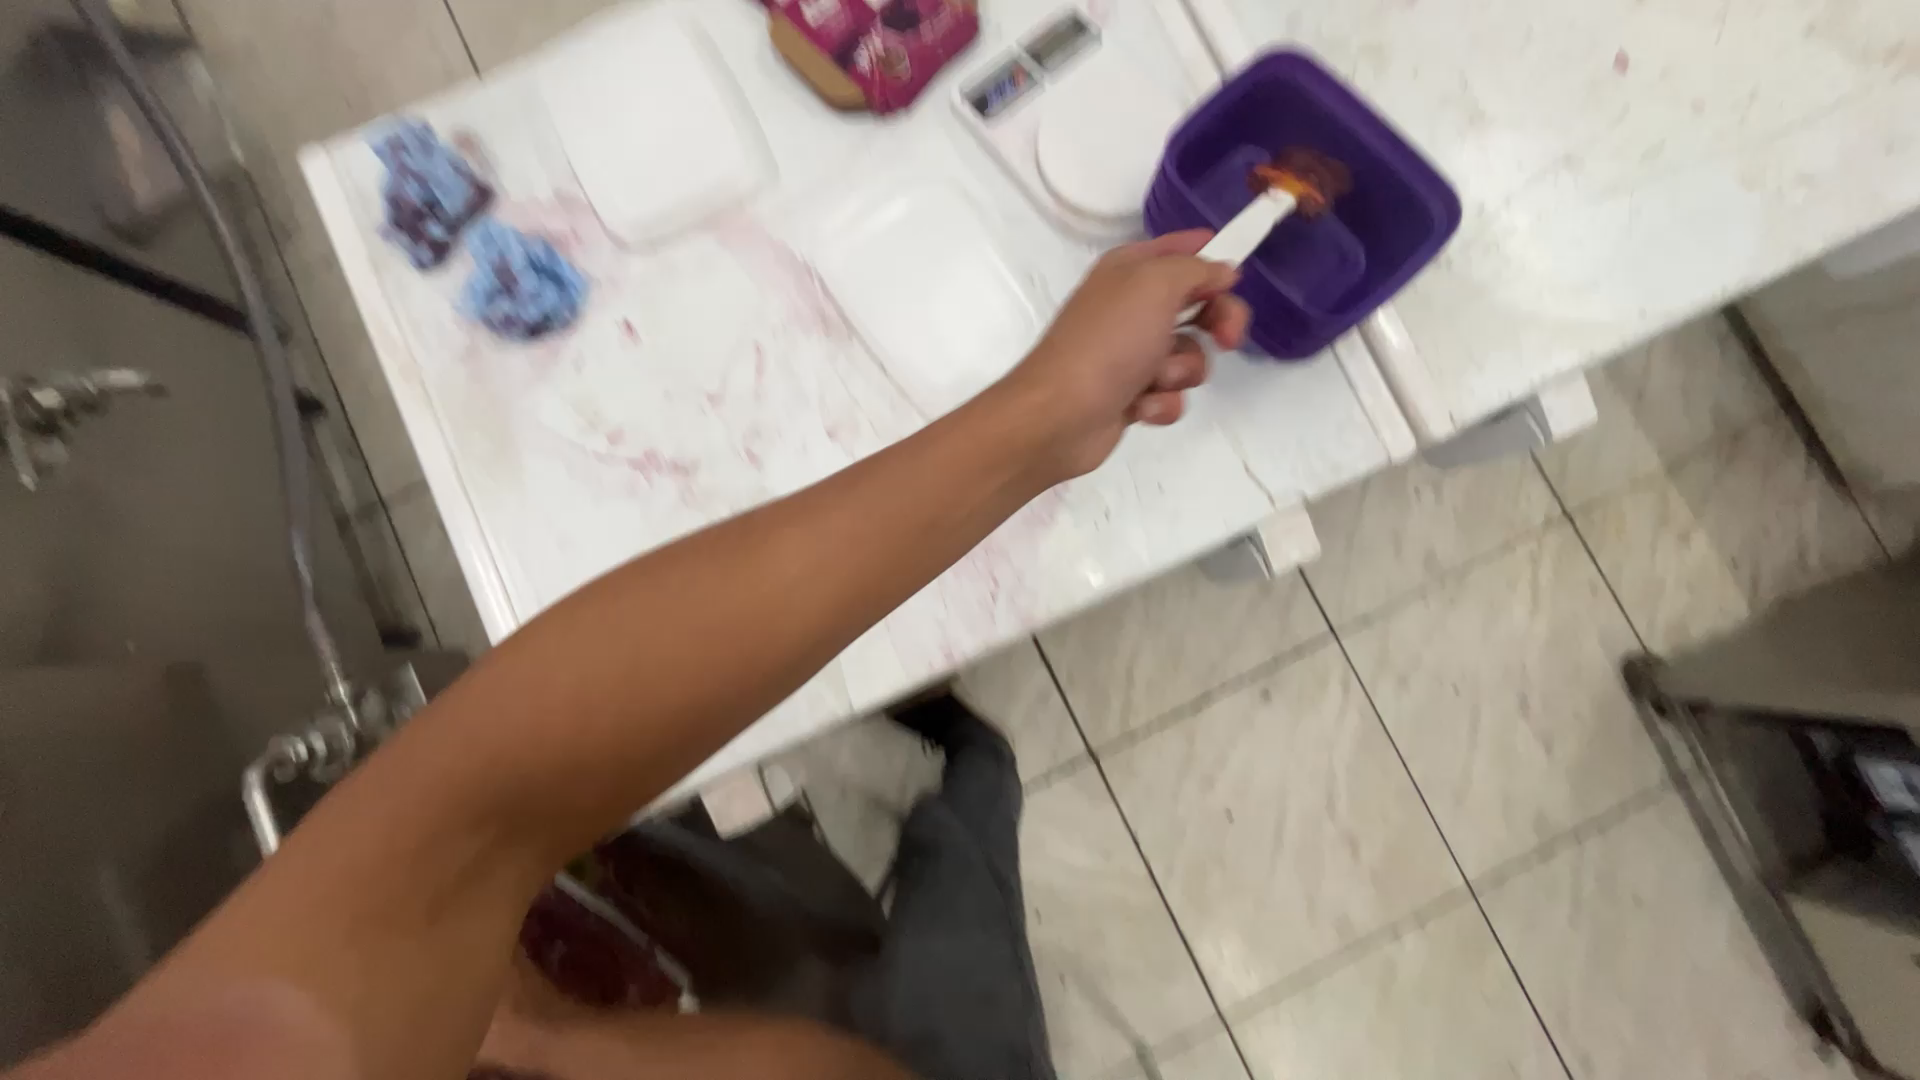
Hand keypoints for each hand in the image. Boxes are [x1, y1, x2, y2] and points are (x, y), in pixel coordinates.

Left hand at [1000, 230, 1250, 481]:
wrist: (1060, 415)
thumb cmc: (1108, 341)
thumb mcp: (1155, 284)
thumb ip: (1195, 268)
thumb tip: (1222, 271)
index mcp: (1128, 271)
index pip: (1180, 251)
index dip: (1211, 258)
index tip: (1237, 275)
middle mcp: (1130, 309)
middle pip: (1198, 306)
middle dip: (1218, 323)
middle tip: (1227, 338)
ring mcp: (1130, 356)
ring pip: (1189, 356)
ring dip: (1179, 370)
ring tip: (1153, 379)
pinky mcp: (1131, 397)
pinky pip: (1170, 395)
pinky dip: (1161, 402)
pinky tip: (1138, 407)